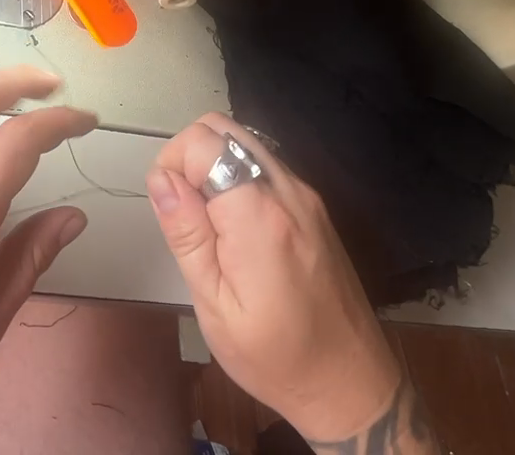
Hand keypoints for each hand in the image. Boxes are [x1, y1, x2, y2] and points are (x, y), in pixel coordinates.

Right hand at [148, 112, 435, 452]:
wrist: (353, 386)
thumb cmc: (276, 358)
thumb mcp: (215, 305)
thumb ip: (186, 234)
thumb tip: (160, 179)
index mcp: (259, 216)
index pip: (202, 142)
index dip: (172, 163)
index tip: (172, 209)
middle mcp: (287, 191)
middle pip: (221, 128)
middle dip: (189, 157)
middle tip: (185, 212)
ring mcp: (305, 196)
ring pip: (243, 141)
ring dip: (214, 165)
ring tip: (209, 223)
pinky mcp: (314, 207)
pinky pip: (264, 165)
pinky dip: (238, 177)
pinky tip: (237, 229)